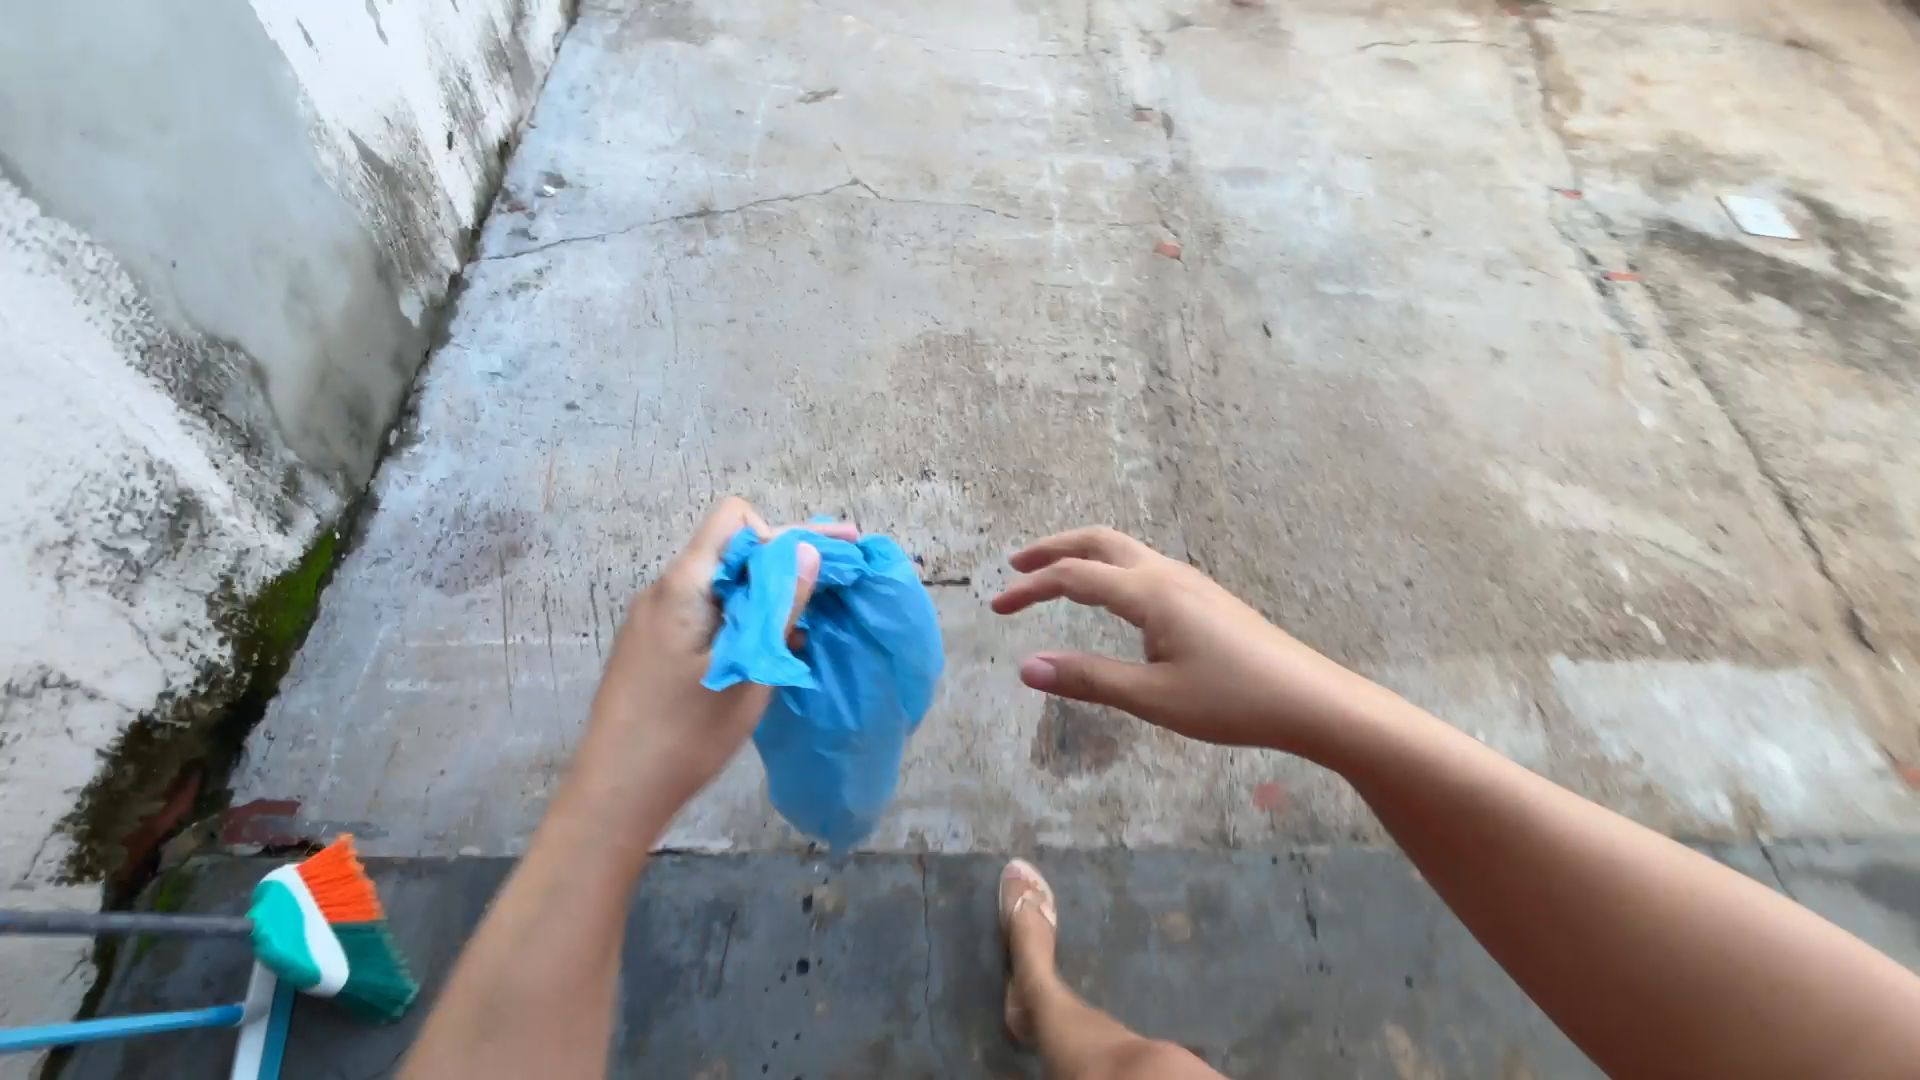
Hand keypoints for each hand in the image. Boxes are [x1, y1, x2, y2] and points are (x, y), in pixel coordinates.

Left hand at [572, 497, 856, 826]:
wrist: (616, 793)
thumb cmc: (686, 735)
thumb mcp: (749, 670)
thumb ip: (779, 607)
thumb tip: (806, 550)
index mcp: (683, 585)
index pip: (734, 519)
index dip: (779, 533)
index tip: (812, 568)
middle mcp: (664, 590)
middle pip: (731, 549)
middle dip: (784, 561)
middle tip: (837, 579)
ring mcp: (654, 618)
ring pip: (721, 583)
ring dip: (764, 594)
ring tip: (805, 624)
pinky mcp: (654, 643)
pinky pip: (706, 609)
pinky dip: (741, 618)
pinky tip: (767, 648)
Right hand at [991, 527, 1374, 755]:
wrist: (1312, 700)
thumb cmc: (1232, 701)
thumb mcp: (1153, 698)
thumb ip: (1088, 679)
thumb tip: (1026, 668)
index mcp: (1149, 592)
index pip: (1073, 577)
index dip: (1030, 589)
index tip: (996, 607)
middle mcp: (1167, 574)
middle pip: (1098, 541)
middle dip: (1052, 549)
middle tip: (1016, 567)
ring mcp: (1190, 581)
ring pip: (1124, 549)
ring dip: (1082, 555)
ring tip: (1054, 576)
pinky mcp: (1204, 597)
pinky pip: (1142, 565)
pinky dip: (1108, 568)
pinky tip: (1110, 598)